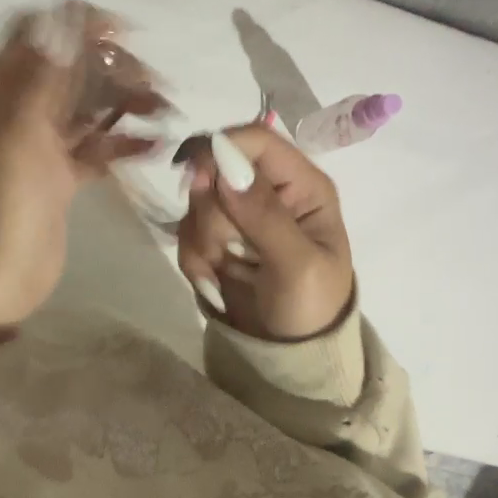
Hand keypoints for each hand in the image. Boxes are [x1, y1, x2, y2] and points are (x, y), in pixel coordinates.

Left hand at [0, 3, 164, 329]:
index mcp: (1, 96)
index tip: (124, 34)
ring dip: (126, 104)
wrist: (5, 280)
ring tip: (166, 109)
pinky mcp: (62, 176)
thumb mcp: (23, 138)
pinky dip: (123, 144)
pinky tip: (155, 146)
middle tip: (156, 84)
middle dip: (113, 68)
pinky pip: (97, 147)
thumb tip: (66, 17)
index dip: (77, 26)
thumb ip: (45, 78)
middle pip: (70, 69)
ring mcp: (42, 145)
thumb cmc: (9, 211)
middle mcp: (21, 112)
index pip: (36, 35)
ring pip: (88, 107)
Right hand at [175, 125, 353, 341]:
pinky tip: (214, 284)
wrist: (291, 357)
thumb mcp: (297, 266)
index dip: (222, 150)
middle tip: (227, 251)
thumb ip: (265, 216)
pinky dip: (194, 262)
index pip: (256, 140)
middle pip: (216, 172)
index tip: (198, 180)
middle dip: (212, 216)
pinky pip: (186, 236)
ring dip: (201, 243)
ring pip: (196, 205)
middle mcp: (268, 193)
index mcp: (302, 186)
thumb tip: (227, 166)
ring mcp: (239, 218)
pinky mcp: (216, 242)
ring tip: (223, 273)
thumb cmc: (311, 307)